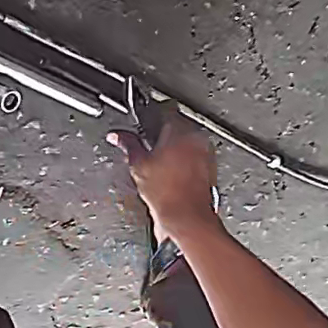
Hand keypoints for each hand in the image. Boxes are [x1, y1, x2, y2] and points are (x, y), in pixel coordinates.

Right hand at [107, 108, 219, 243]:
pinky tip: (170, 175)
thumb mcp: (138, 166)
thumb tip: (118, 136)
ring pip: (186, 140)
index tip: (142, 122)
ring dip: (173, 147)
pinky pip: (194, 156)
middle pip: (177, 124)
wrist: (186, 218)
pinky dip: (183, 160)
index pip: (165, 108)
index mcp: (180, 130)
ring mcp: (205, 153)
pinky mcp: (209, 167)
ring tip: (158, 164)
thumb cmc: (168, 195)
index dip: (150, 114)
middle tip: (147, 146)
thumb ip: (128, 144)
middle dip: (162, 133)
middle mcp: (197, 138)